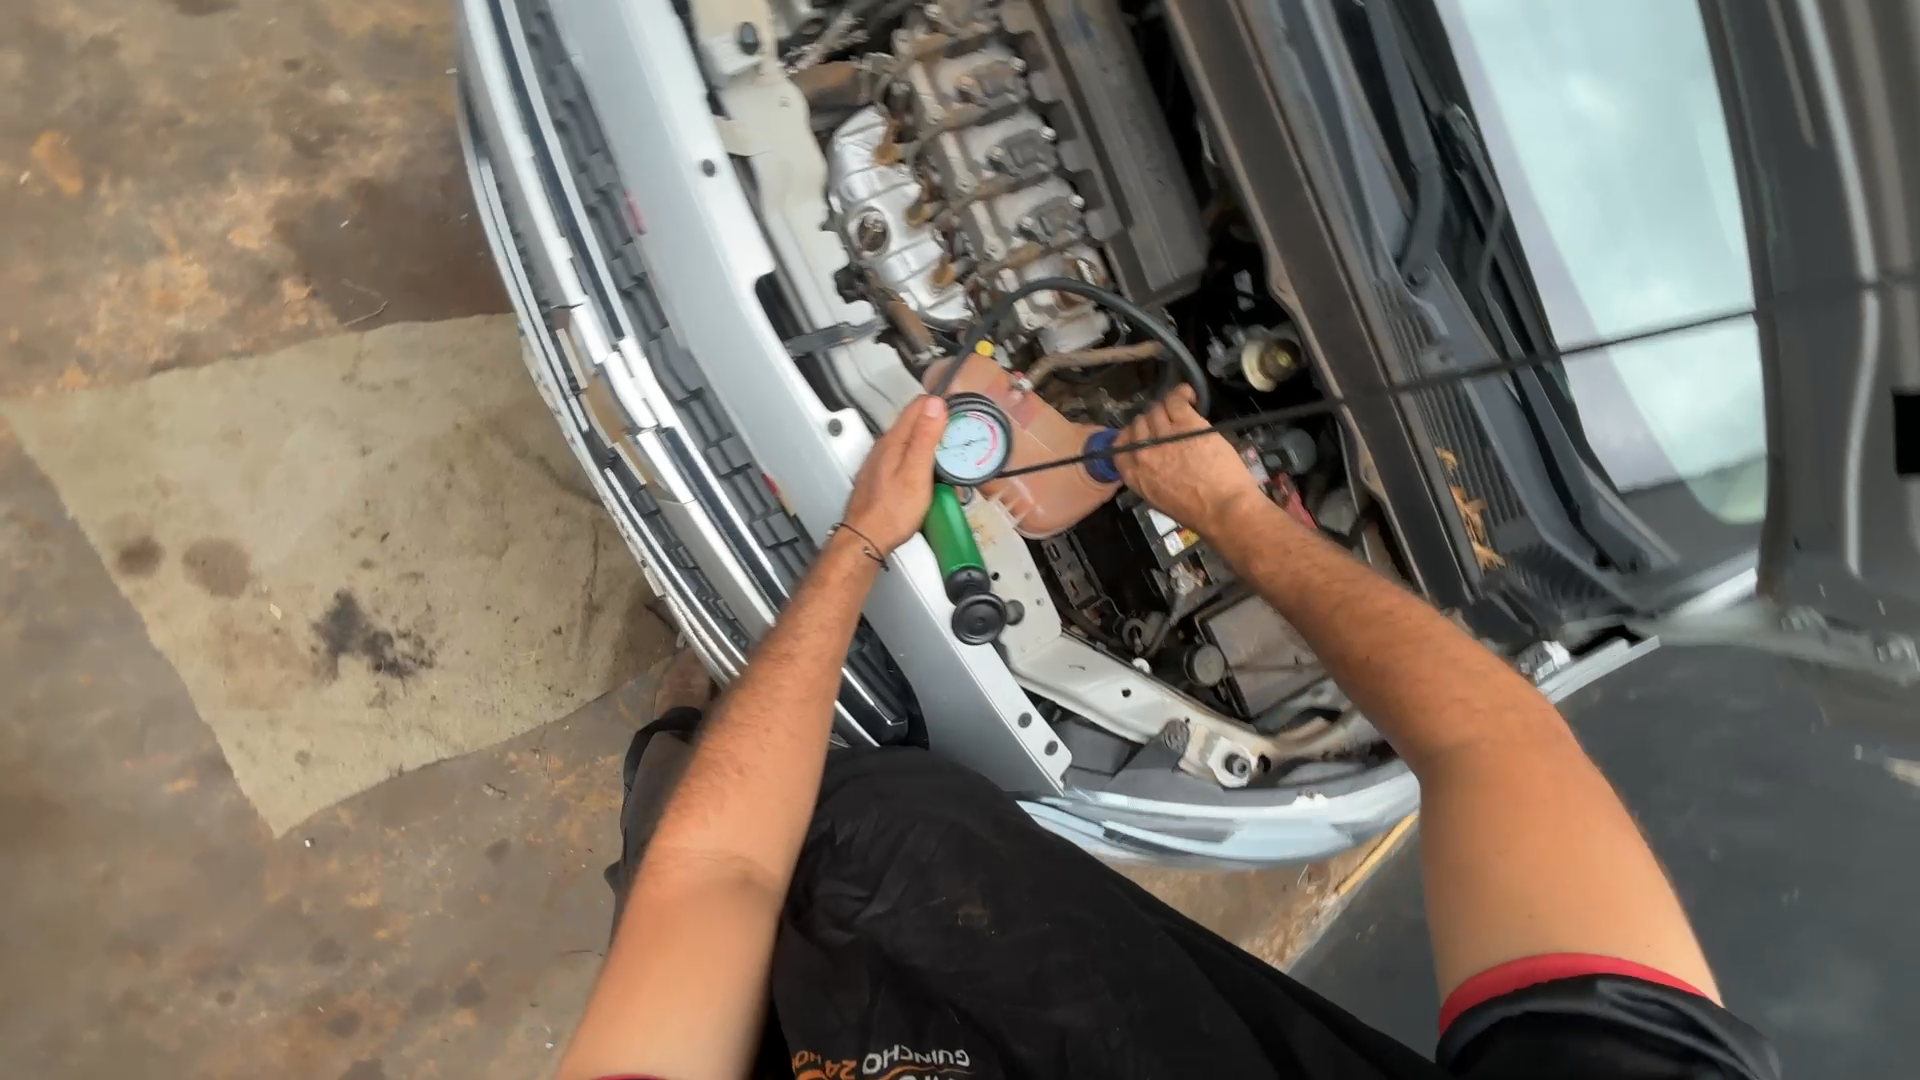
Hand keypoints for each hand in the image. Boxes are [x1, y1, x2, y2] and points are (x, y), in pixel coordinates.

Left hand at [840, 396, 947, 556]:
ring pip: (910, 439)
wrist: (866, 539)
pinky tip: (929, 471)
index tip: (959, 417)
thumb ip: (926, 437)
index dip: (941, 406)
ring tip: (949, 451)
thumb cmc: (890, 512)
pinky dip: (920, 457)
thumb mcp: (916, 472)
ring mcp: (882, 460)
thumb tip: (935, 404)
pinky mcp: (883, 475)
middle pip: (914, 421)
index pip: (918, 405)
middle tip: (959, 434)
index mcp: (894, 441)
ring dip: (930, 440)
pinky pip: (905, 456)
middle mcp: (885, 446)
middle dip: (937, 422)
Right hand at [1115, 385, 1264, 536]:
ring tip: (1182, 411)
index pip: (1120, 443)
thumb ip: (1149, 476)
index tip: (1146, 435)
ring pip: (1156, 410)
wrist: (1222, 509)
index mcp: (1133, 474)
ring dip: (1167, 408)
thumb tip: (1153, 460)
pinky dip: (1182, 394)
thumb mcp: (1158, 499)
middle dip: (1153, 422)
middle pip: (1140, 423)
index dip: (1133, 435)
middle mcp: (1142, 452)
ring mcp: (1163, 435)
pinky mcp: (1186, 423)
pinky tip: (1190, 396)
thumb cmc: (1196, 512)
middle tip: (1169, 425)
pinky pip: (1175, 400)